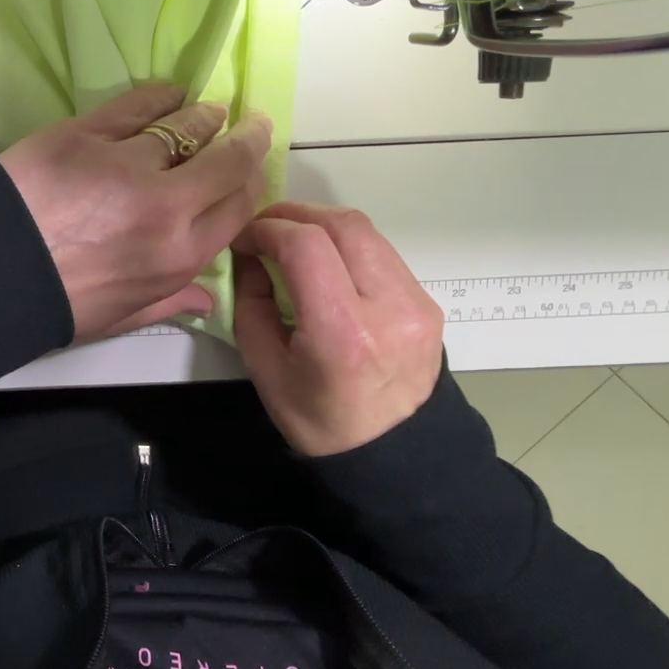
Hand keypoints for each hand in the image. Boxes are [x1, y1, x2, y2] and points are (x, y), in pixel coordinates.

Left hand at [0, 84, 272, 342]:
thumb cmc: (55, 304)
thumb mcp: (119, 317)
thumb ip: (168, 301)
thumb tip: (205, 298)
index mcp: (178, 256)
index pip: (239, 206)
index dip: (251, 180)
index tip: (251, 163)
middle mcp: (166, 206)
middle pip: (225, 160)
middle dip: (245, 139)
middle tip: (248, 124)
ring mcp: (126, 164)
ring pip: (184, 126)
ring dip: (203, 116)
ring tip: (207, 111)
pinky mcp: (86, 133)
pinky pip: (137, 105)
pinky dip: (160, 95)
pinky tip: (171, 93)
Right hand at [232, 204, 444, 456]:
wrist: (392, 453)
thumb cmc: (316, 418)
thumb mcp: (263, 367)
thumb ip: (251, 302)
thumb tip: (249, 255)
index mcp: (342, 333)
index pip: (305, 246)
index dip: (267, 228)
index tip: (242, 237)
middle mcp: (388, 308)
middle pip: (342, 225)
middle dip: (294, 214)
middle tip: (263, 226)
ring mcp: (416, 303)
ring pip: (366, 232)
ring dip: (321, 225)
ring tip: (289, 239)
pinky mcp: (426, 303)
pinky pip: (381, 254)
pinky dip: (345, 246)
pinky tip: (323, 263)